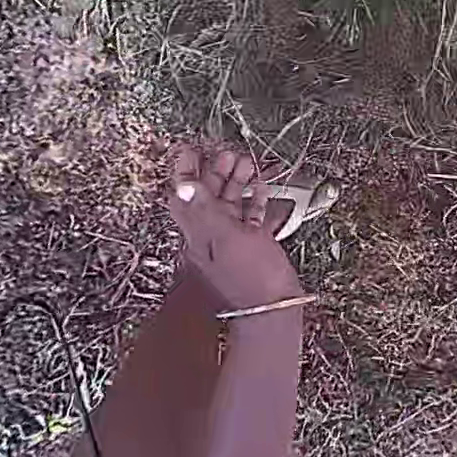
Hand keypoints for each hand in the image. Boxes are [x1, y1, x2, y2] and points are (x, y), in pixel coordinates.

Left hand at [165, 144, 302, 312]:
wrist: (275, 307)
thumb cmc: (251, 276)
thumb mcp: (226, 237)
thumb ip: (205, 208)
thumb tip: (182, 184)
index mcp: (199, 233)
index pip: (184, 196)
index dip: (185, 171)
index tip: (189, 149)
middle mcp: (212, 235)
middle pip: (208, 196)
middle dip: (216, 171)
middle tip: (226, 152)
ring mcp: (233, 240)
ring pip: (230, 203)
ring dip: (237, 181)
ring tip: (247, 162)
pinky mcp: (253, 244)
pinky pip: (250, 216)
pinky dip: (255, 199)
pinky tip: (261, 188)